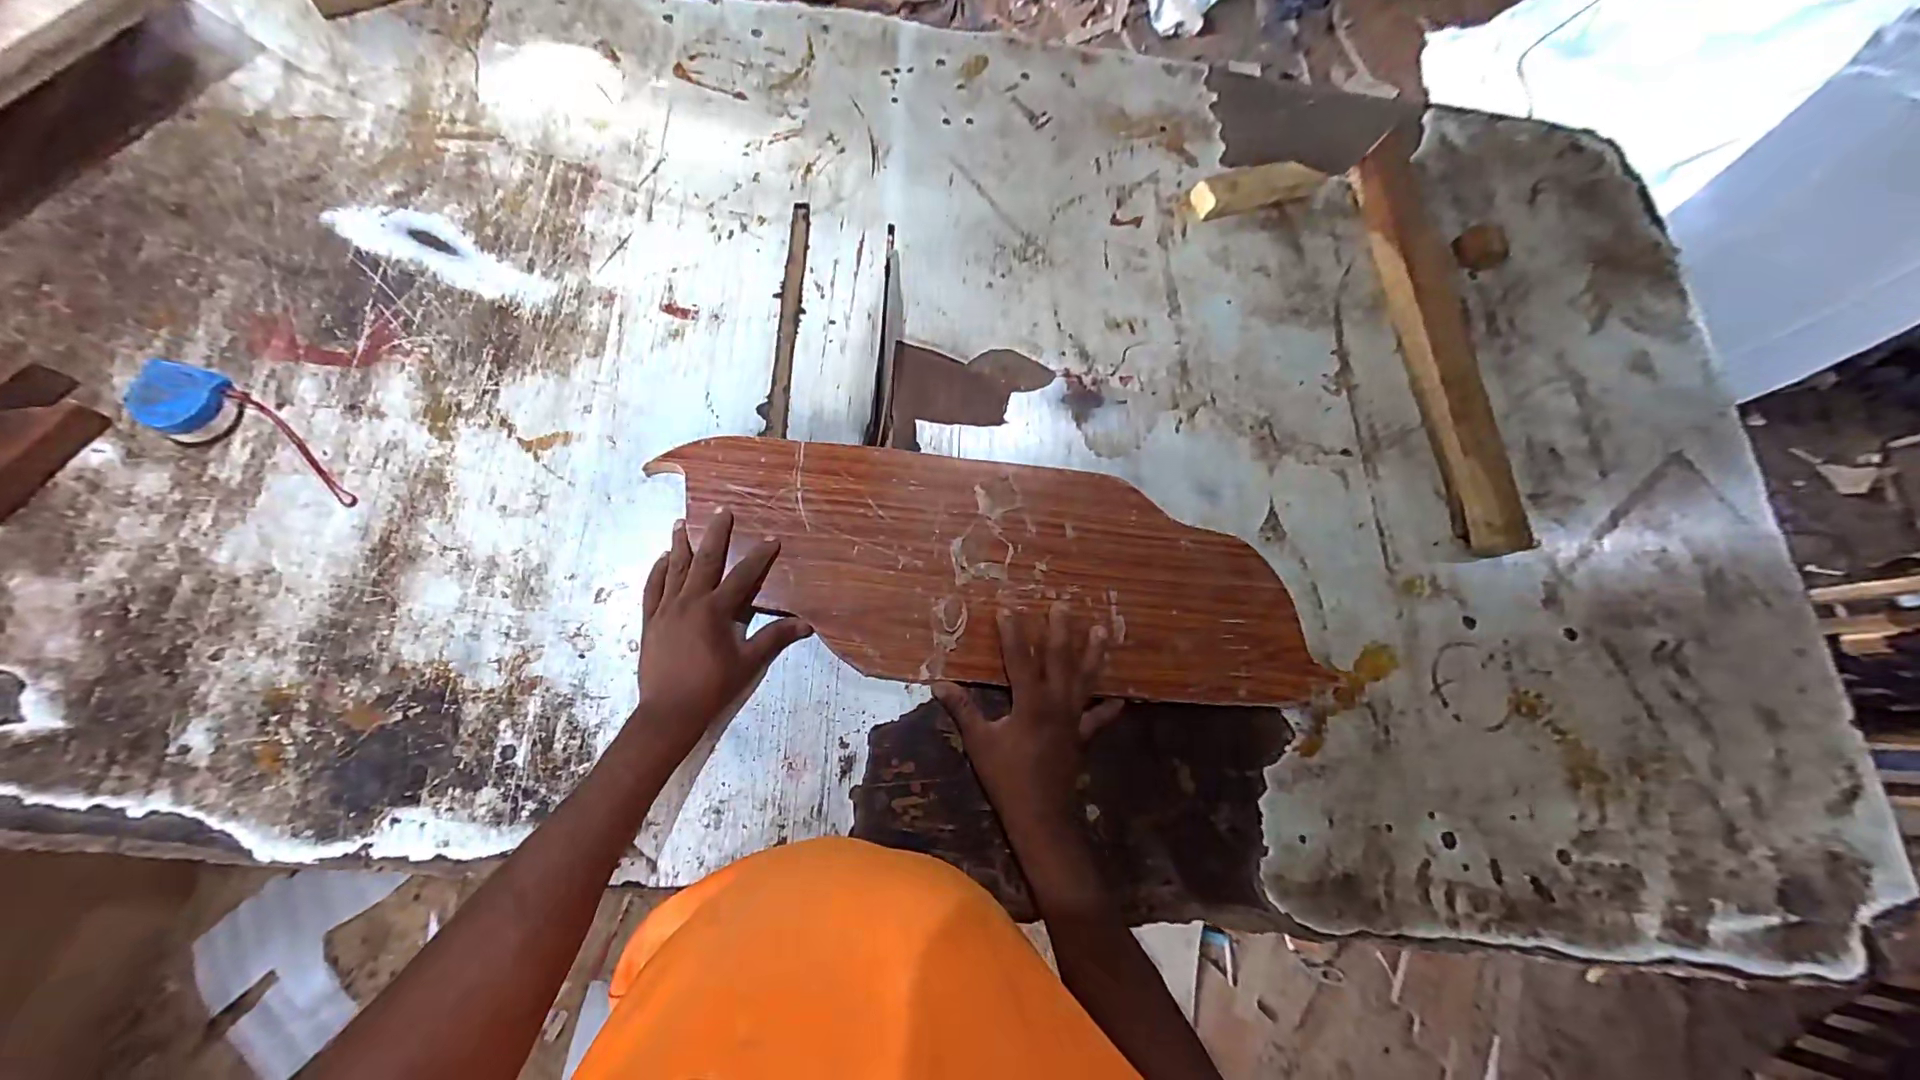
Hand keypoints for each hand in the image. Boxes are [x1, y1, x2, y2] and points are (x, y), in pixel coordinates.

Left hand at [633, 509, 811, 759]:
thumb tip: (806, 624)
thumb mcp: (748, 663)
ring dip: (680, 545)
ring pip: (673, 569)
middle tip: (721, 511)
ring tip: (682, 523)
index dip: (759, 557)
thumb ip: (775, 638)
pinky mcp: (650, 621)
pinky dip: (657, 571)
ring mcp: (665, 610)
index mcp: (715, 610)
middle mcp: (689, 602)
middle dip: (715, 534)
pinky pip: (653, 589)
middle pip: (705, 561)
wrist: (669, 712)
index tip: (772, 539)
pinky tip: (661, 559)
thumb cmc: (712, 687)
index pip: (742, 577)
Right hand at [932, 603, 1123, 827]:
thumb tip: (939, 684)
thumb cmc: (1006, 777)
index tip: (1008, 608)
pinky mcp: (1081, 736)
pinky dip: (1108, 709)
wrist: (1040, 814)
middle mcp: (1056, 704)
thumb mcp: (979, 741)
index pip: (1020, 659)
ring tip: (1102, 631)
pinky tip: (1121, 700)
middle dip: (1060, 631)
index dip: (1013, 634)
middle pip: (1060, 660)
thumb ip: (962, 709)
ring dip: (1093, 655)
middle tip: (1063, 606)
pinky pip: (1097, 718)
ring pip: (1085, 680)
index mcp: (1030, 702)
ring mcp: (1073, 719)